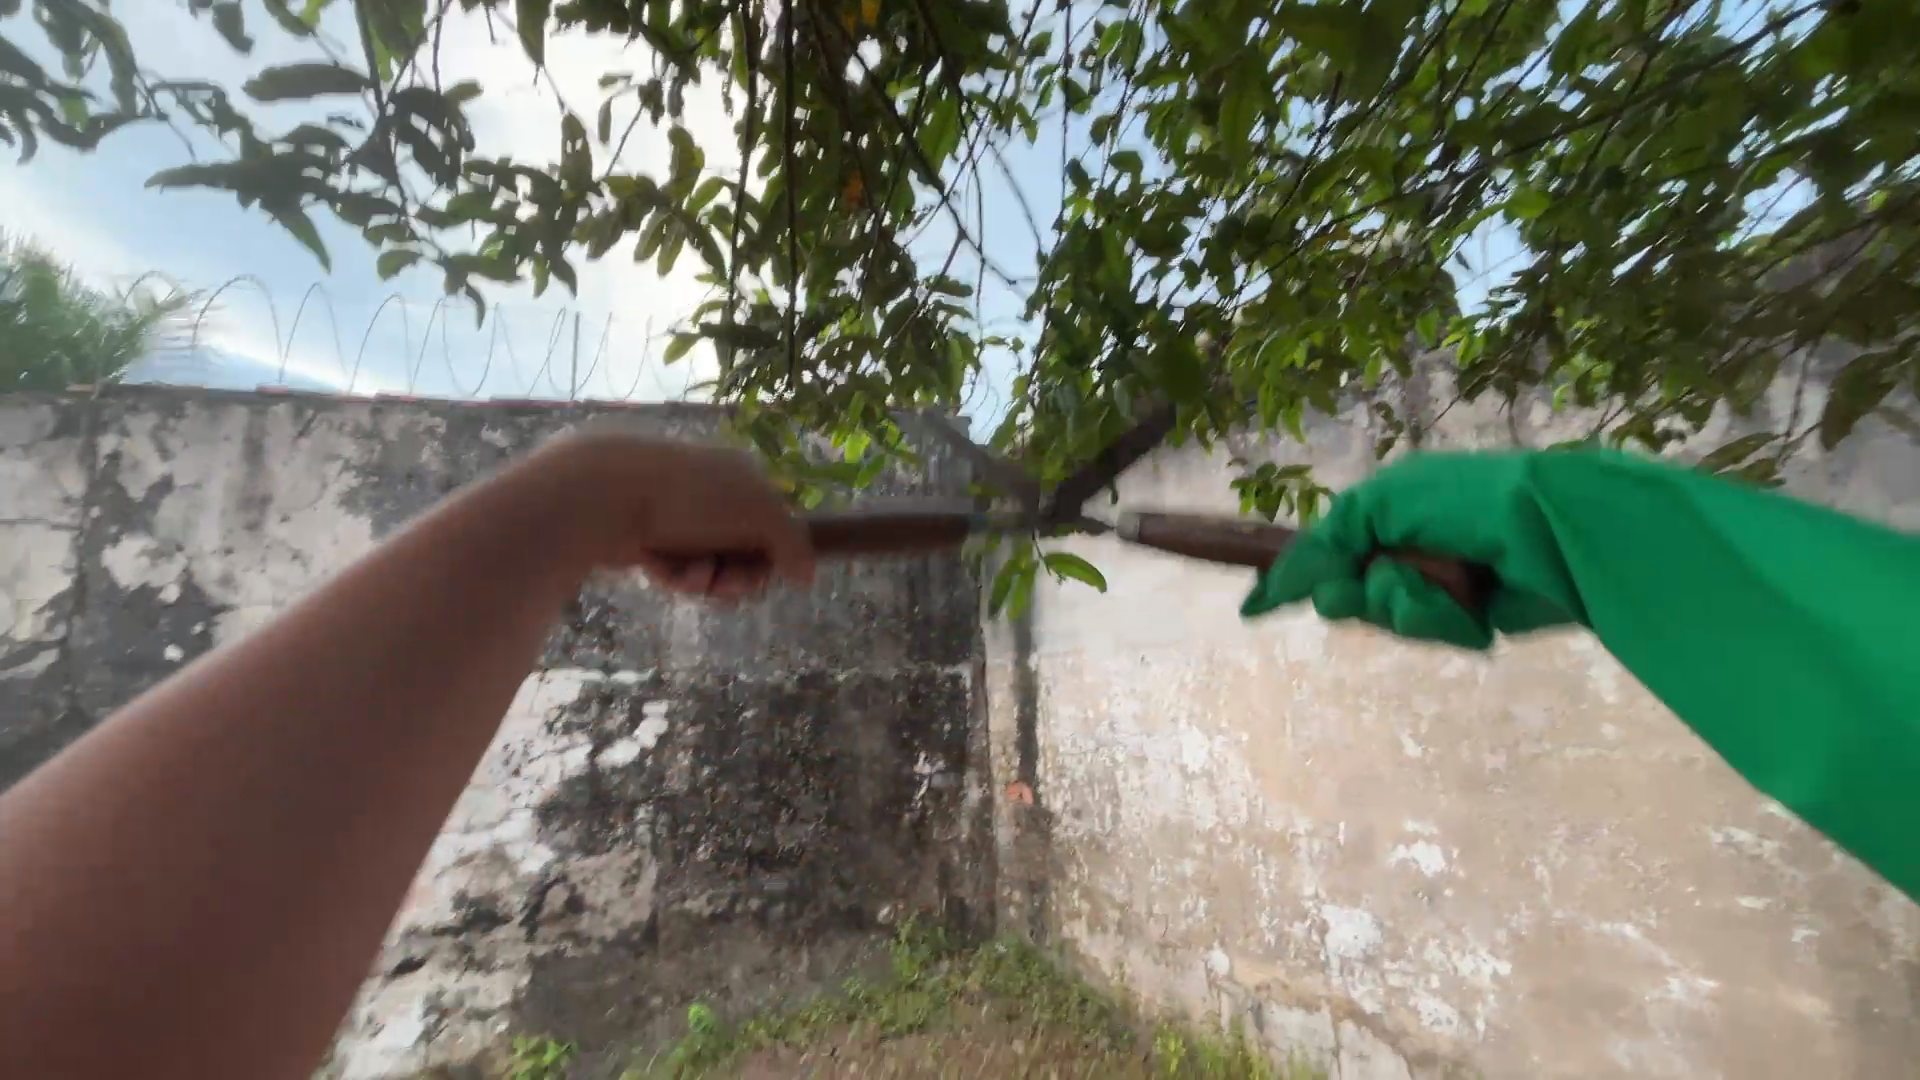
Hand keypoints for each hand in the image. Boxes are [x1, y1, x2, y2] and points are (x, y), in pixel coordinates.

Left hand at [537, 425, 815, 602]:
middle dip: (738, 575)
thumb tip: (807, 576)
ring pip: (711, 565)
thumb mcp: (760, 514)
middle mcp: (716, 493)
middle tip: (727, 585)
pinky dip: (675, 575)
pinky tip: (662, 571)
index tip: (767, 575)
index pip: (776, 527)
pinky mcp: (649, 536)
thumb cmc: (692, 496)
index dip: (775, 557)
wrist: (604, 493)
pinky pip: (676, 567)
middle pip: (744, 552)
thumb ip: (793, 545)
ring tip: (690, 578)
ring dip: (707, 580)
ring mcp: (681, 515)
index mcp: (746, 478)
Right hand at [1240, 450, 1583, 648]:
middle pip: (1345, 593)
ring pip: (1383, 615)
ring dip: (1401, 603)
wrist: (1554, 529)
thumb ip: (1323, 542)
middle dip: (1353, 593)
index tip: (1253, 609)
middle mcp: (1403, 549)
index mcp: (1382, 514)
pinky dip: (1439, 620)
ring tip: (1436, 588)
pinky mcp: (1467, 617)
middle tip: (1370, 584)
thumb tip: (1276, 584)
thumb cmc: (1460, 503)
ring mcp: (1435, 584)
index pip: (1322, 552)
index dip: (1289, 580)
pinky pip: (1427, 631)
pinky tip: (1465, 607)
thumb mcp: (1376, 505)